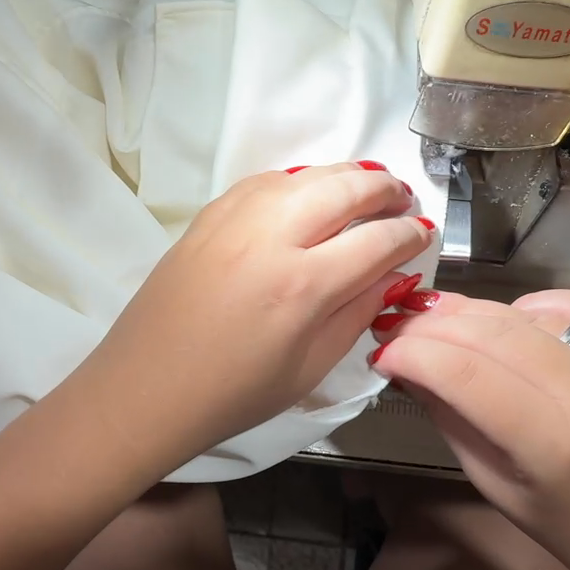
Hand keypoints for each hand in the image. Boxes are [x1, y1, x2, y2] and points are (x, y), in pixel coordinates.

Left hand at [67, 161, 431, 474]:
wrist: (146, 389)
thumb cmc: (231, 395)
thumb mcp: (308, 370)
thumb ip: (355, 314)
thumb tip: (389, 275)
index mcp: (301, 286)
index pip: (377, 241)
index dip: (409, 236)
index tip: (422, 237)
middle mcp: (270, 238)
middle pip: (345, 188)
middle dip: (385, 189)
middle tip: (402, 200)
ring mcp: (232, 221)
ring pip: (303, 174)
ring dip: (343, 176)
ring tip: (363, 191)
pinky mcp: (205, 218)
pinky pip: (262, 182)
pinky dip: (295, 182)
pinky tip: (305, 196)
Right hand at [369, 289, 569, 569]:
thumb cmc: (564, 524)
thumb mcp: (491, 481)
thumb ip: (448, 415)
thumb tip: (402, 363)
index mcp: (555, 444)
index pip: (464, 374)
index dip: (412, 353)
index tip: (380, 353)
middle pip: (492, 333)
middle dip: (432, 326)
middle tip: (397, 328)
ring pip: (525, 313)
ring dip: (471, 315)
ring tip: (439, 325)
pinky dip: (529, 308)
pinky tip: (508, 327)